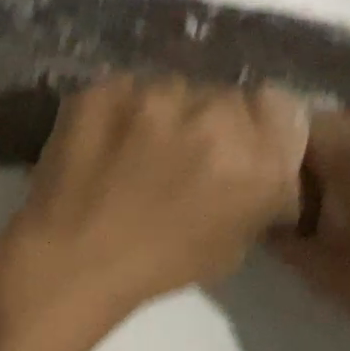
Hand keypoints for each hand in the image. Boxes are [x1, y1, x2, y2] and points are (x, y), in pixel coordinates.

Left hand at [10, 76, 309, 307]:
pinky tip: (104, 138)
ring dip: (163, 110)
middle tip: (181, 150)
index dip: (255, 124)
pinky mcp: (106, 88)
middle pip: (221, 95)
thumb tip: (257, 162)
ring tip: (137, 145)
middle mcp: (212, 115)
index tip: (234, 143)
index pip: (276, 106)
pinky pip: (125, 88)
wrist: (73, 256)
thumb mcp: (235, 240)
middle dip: (207, 118)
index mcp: (257, 158)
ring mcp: (154, 95)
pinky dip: (120, 108)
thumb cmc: (160, 262)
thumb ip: (257, 187)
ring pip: (172, 87)